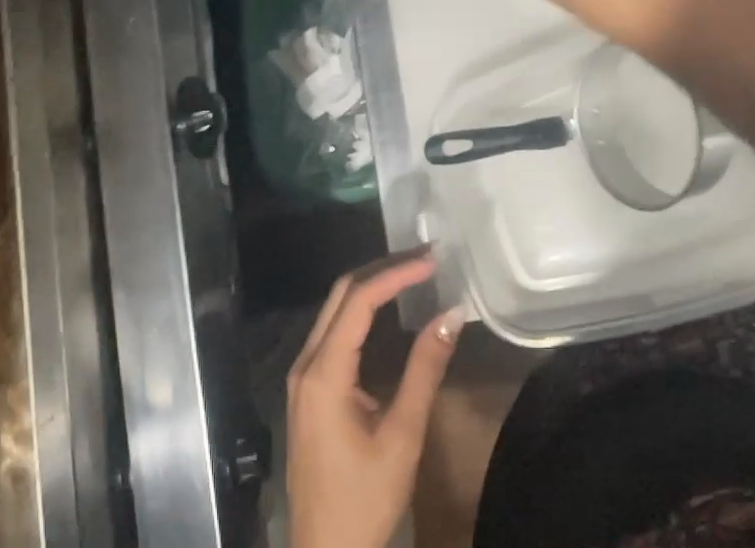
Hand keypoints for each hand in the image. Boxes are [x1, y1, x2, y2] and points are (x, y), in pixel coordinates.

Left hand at [287, 254, 465, 547]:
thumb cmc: (365, 497)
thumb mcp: (403, 434)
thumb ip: (425, 370)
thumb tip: (452, 315)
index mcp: (323, 373)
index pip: (359, 301)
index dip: (396, 273)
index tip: (433, 259)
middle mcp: (305, 365)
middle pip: (340, 296)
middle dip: (383, 270)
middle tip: (427, 257)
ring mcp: (302, 377)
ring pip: (334, 311)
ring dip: (372, 287)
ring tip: (416, 274)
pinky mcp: (308, 390)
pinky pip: (333, 333)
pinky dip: (363, 312)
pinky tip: (391, 311)